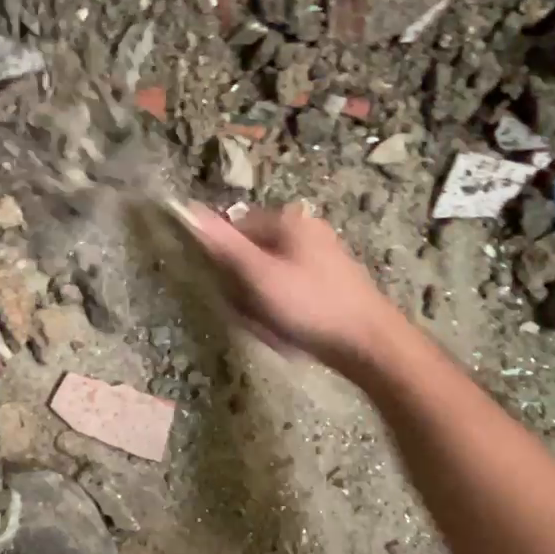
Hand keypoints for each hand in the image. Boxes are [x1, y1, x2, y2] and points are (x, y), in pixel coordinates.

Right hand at [191, 203, 400, 370]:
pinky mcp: (324, 281)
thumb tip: (187, 210)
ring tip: (273, 325)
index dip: (223, 263)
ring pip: (263, 279)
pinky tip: (288, 329)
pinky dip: (279, 312)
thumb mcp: (258, 275)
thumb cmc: (309, 304)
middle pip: (247, 256)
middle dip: (243, 289)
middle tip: (254, 314)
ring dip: (259, 306)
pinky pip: (283, 293)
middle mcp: (303, 230)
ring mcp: (317, 256)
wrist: (367, 342)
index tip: (229, 290)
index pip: (232, 230)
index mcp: (288, 221)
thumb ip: (223, 244)